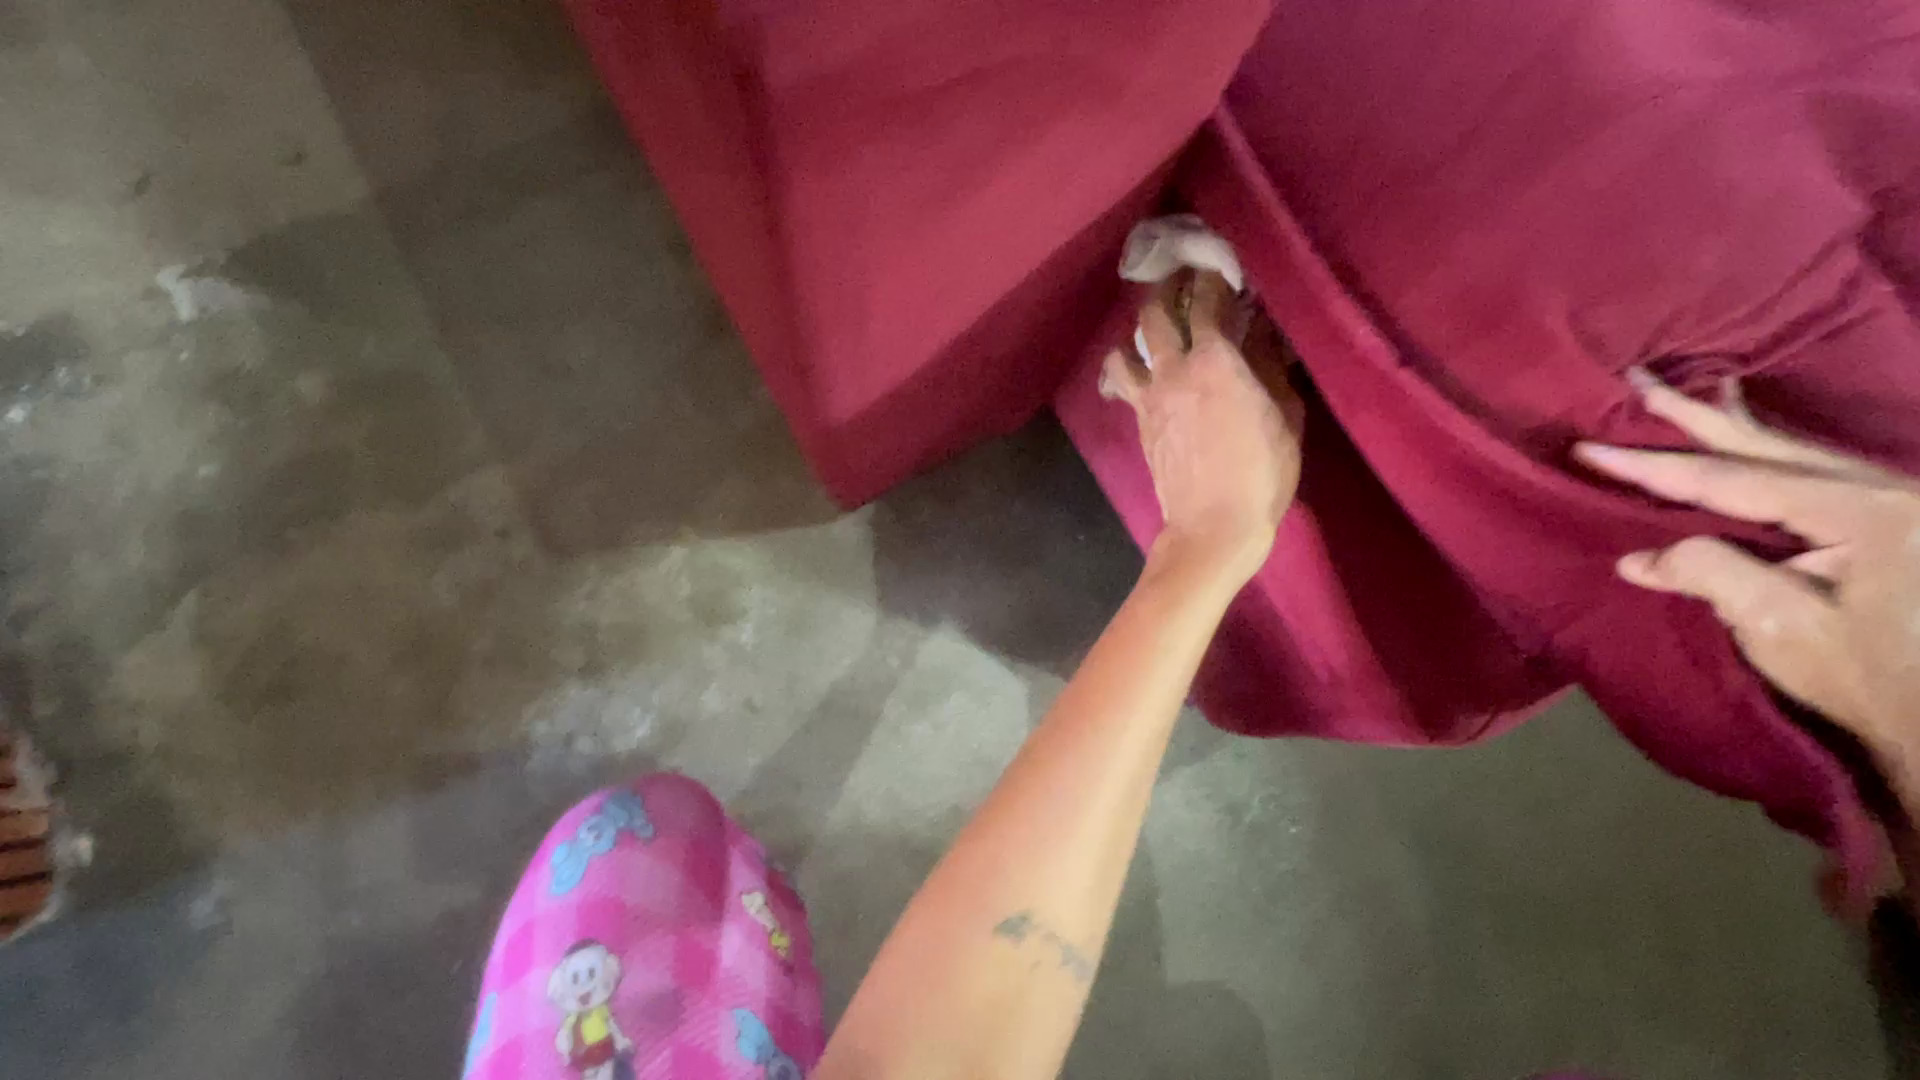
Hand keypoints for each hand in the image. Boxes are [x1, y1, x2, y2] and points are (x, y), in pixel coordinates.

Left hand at [1100, 271, 1305, 585]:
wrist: (1212, 525)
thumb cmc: (1261, 473)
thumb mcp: (1284, 417)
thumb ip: (1271, 369)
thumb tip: (1264, 336)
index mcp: (1216, 361)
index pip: (1208, 301)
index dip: (1213, 278)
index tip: (1221, 267)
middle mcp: (1173, 370)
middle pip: (1154, 314)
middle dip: (1165, 289)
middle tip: (1178, 279)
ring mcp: (1149, 397)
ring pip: (1124, 350)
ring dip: (1135, 334)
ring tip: (1150, 330)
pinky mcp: (1138, 423)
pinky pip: (1122, 384)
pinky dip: (1125, 370)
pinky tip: (1137, 371)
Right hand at [1576, 371, 1919, 783]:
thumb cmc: (1875, 681)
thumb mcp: (1784, 630)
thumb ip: (1712, 577)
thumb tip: (1643, 557)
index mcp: (1869, 515)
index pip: (1733, 480)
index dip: (1652, 466)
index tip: (1589, 448)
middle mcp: (1892, 494)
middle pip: (1772, 446)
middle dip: (1698, 416)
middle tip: (1640, 380)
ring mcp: (1901, 506)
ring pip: (1798, 453)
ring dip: (1732, 427)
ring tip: (1688, 396)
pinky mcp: (1896, 525)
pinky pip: (1818, 472)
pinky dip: (1770, 450)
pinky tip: (1752, 436)